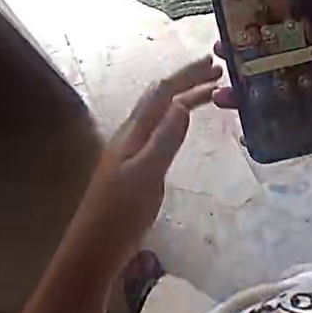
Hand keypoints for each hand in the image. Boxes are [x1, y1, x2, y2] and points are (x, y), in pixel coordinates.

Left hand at [67, 56, 220, 272]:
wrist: (95, 247)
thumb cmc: (121, 213)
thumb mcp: (147, 175)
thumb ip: (165, 139)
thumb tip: (183, 103)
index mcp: (134, 131)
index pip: (163, 92)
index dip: (187, 75)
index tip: (213, 65)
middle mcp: (131, 133)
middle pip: (161, 97)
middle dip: (187, 81)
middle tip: (217, 73)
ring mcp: (131, 148)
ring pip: (160, 111)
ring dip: (184, 97)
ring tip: (209, 93)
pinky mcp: (135, 164)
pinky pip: (159, 127)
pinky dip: (176, 117)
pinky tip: (182, 124)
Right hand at [213, 0, 311, 189]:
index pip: (295, 32)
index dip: (268, 23)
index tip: (241, 13)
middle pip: (276, 61)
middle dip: (246, 55)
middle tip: (218, 48)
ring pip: (272, 93)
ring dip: (246, 90)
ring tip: (220, 90)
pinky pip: (283, 126)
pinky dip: (260, 123)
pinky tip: (239, 121)